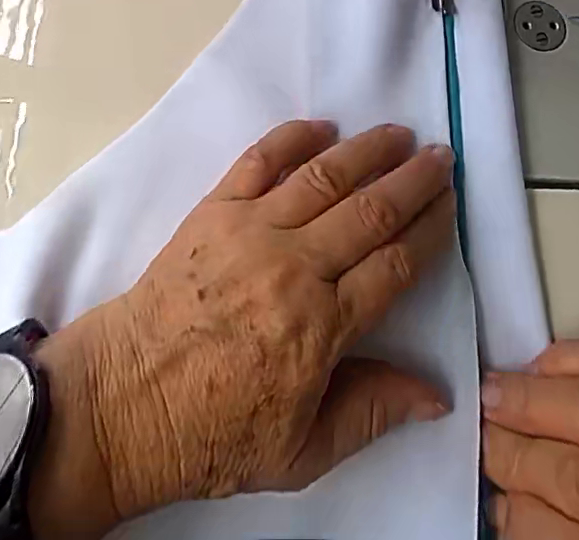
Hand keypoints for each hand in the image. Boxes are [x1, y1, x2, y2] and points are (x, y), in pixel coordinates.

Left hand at [29, 121, 459, 536]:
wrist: (129, 393)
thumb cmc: (214, 429)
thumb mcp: (301, 452)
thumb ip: (371, 414)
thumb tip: (436, 392)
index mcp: (323, 326)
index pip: (394, 265)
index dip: (429, 231)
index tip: (450, 206)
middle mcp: (293, 266)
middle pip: (368, 212)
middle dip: (411, 181)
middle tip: (440, 158)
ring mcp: (250, 230)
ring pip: (321, 179)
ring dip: (364, 151)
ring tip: (396, 133)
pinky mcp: (212, 210)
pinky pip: (256, 162)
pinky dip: (289, 139)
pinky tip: (318, 127)